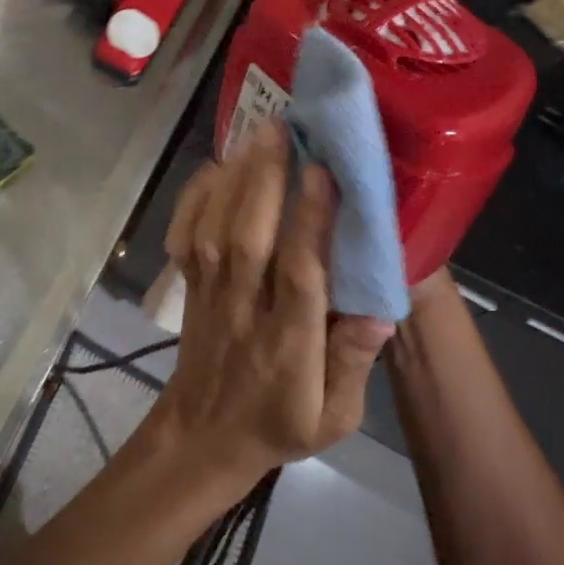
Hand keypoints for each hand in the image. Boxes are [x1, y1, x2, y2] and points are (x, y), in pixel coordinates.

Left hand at [150, 120, 393, 485]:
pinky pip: (183, 236)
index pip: (300, 274)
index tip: (322, 173)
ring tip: (255, 133)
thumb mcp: (334, 416)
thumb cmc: (280, 424)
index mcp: (288, 345)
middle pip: (250, 238)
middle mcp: (244, 310)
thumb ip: (354, 363)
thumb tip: (380, 310)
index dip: (310, 221)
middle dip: (264, 180)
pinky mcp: (187, 286)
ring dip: (234, 178)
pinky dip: (193, 199)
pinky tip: (214, 168)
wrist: (204, 436)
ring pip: (216, 229)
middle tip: (283, 128)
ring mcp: (208, 294)